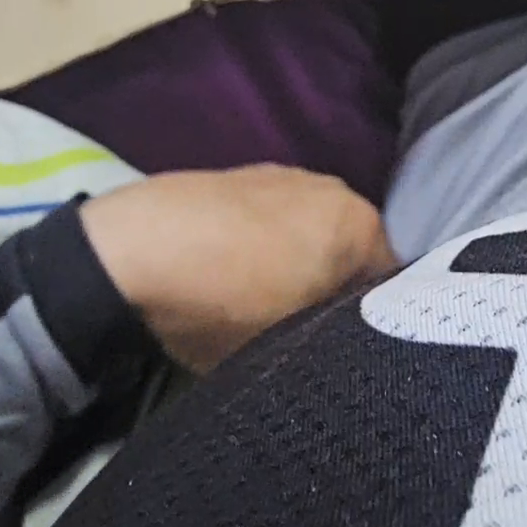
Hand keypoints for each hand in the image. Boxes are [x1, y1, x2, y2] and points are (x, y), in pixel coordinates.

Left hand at [79, 165, 398, 372]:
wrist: (132, 250)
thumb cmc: (227, 302)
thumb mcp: (291, 344)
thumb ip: (336, 340)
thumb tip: (349, 342)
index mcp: (359, 223)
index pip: (394, 281)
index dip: (375, 323)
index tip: (348, 351)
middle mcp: (332, 188)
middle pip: (353, 252)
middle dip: (337, 289)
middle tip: (308, 331)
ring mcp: (284, 175)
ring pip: (312, 233)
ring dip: (301, 263)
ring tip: (264, 299)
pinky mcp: (241, 175)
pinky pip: (275, 218)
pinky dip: (267, 243)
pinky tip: (233, 270)